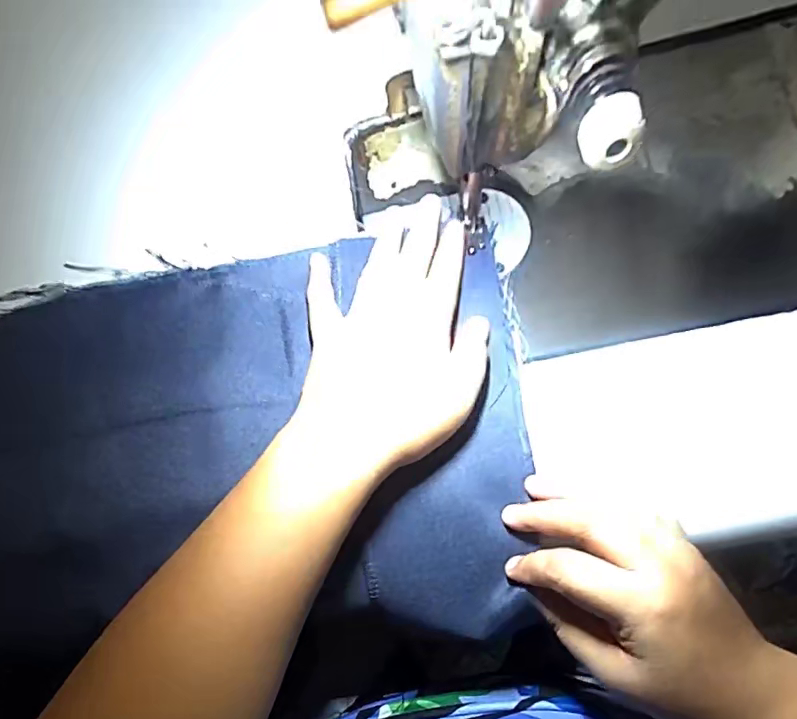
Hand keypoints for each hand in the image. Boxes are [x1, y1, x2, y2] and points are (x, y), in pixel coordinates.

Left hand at [294, 195, 491, 478]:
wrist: (348, 439)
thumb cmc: (411, 419)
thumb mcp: (460, 391)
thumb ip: (473, 352)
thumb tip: (478, 323)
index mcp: (429, 320)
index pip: (444, 274)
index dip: (450, 248)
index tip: (454, 224)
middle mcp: (393, 309)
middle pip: (410, 260)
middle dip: (420, 230)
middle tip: (426, 202)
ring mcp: (357, 319)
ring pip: (373, 271)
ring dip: (384, 245)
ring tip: (392, 222)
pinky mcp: (328, 337)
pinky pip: (323, 302)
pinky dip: (320, 281)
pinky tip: (318, 262)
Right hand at [502, 478, 796, 718]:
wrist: (748, 686)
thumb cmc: (677, 694)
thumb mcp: (613, 674)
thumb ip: (569, 627)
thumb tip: (535, 589)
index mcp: (640, 602)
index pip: (571, 568)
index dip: (534, 566)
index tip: (509, 569)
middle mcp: (660, 563)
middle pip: (594, 522)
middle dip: (548, 515)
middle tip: (511, 513)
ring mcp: (679, 548)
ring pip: (618, 507)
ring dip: (575, 496)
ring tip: (536, 488)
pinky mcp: (688, 546)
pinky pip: (642, 510)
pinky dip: (609, 501)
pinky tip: (587, 500)